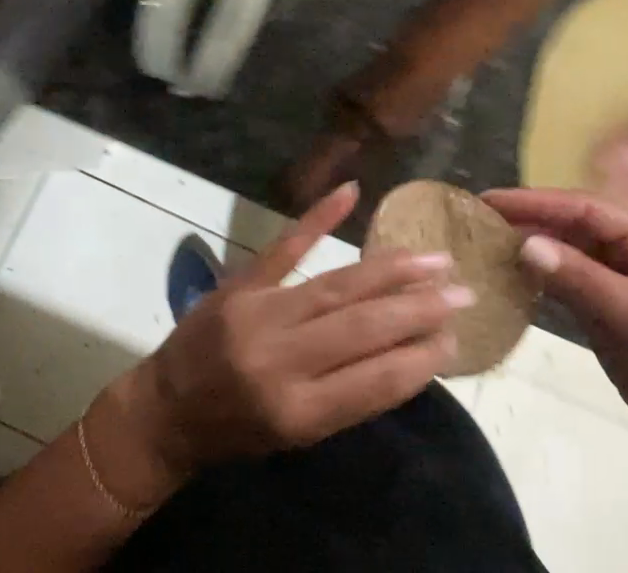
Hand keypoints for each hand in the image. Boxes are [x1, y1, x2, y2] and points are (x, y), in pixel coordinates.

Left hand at [95, 184, 469, 503]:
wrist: (165, 411)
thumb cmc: (238, 432)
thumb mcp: (297, 434)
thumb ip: (350, 395)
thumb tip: (412, 351)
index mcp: (298, 412)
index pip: (376, 380)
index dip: (422, 358)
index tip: (455, 338)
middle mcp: (280, 361)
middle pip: (365, 328)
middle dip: (420, 309)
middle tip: (463, 293)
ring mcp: (258, 315)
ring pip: (338, 286)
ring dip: (391, 269)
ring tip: (435, 259)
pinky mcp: (240, 284)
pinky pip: (284, 246)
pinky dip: (318, 217)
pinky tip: (351, 193)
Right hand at [482, 188, 627, 462]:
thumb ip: (581, 280)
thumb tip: (524, 243)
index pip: (585, 207)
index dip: (535, 202)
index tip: (487, 201)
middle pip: (571, 223)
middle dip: (527, 219)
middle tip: (475, 220)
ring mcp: (616, 279)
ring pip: (564, 251)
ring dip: (528, 247)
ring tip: (481, 244)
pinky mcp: (603, 309)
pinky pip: (563, 281)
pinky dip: (536, 278)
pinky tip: (506, 278)